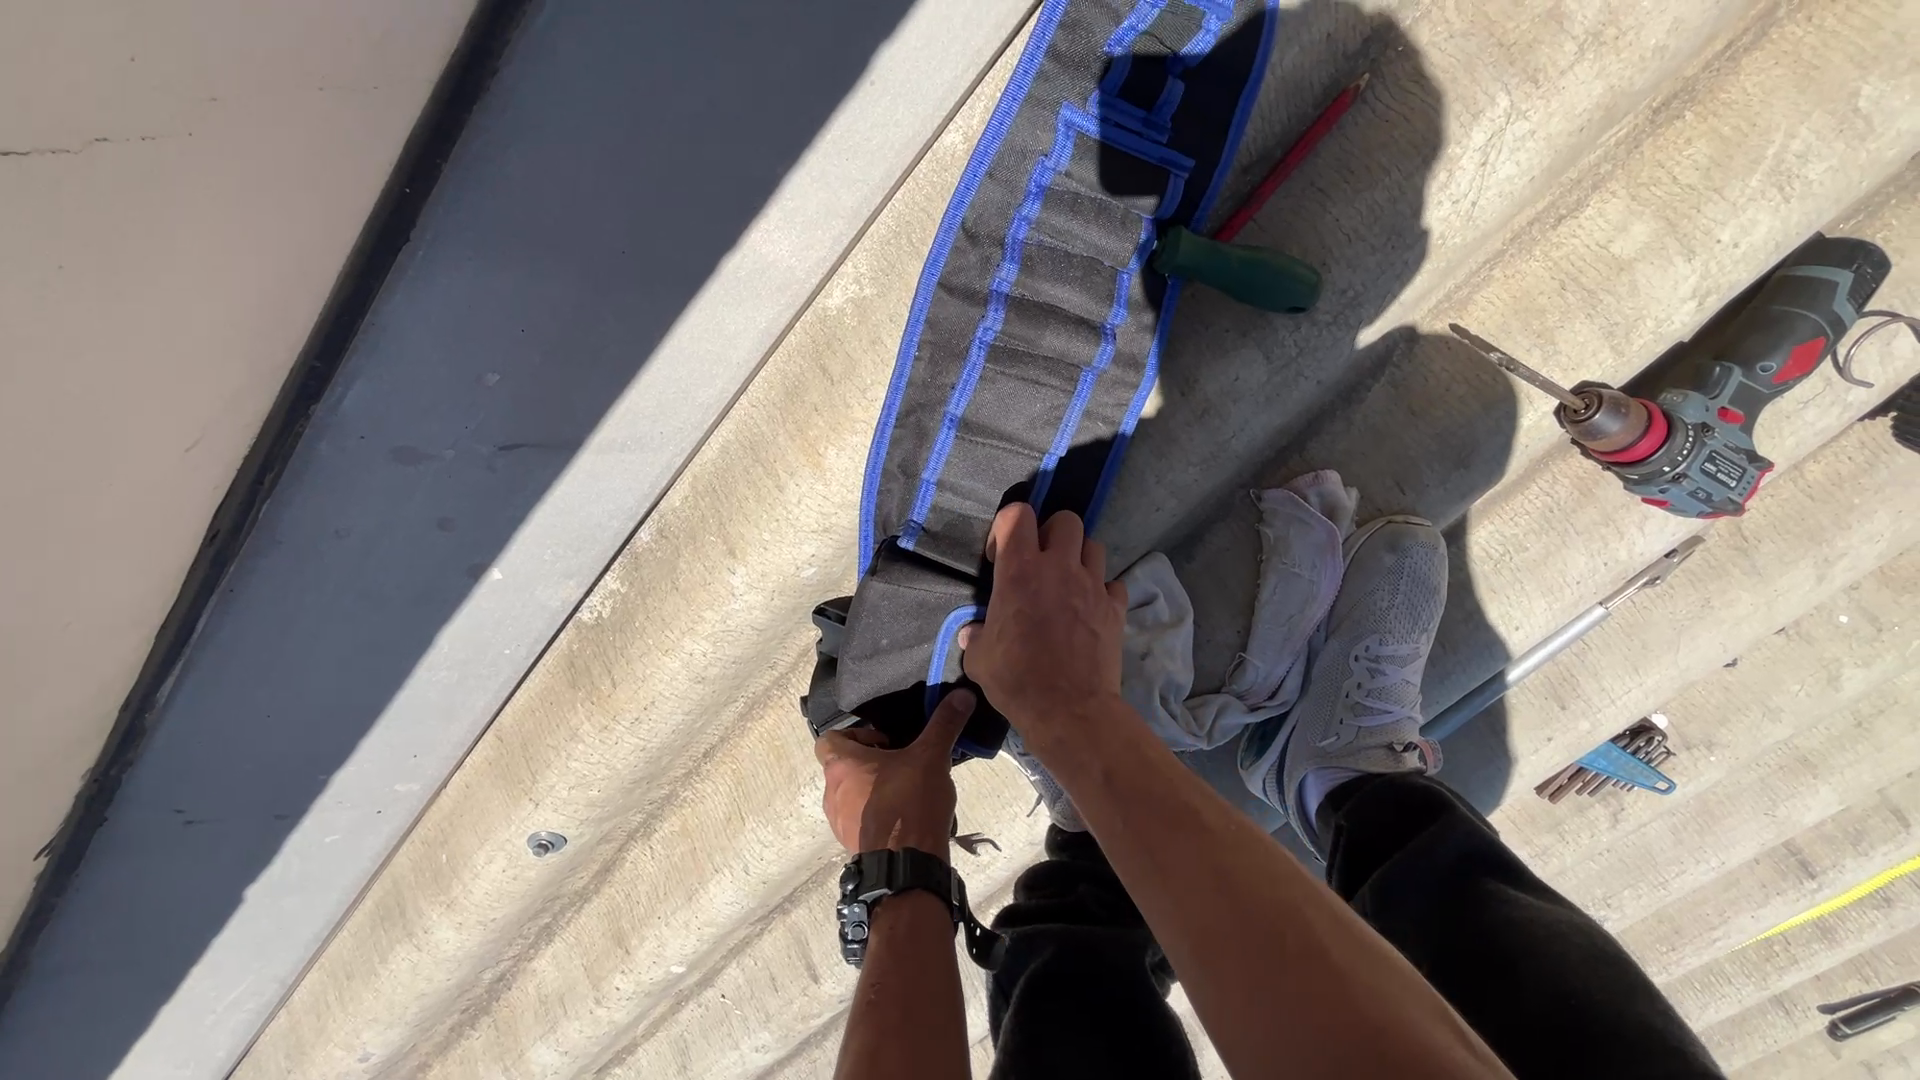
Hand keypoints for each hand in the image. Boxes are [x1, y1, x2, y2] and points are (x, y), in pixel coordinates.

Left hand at [815, 688, 974, 857]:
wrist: (906, 865)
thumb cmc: (909, 802)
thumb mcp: (931, 756)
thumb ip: (945, 724)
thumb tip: (963, 694)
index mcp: (841, 765)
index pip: (830, 738)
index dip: (856, 735)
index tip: (887, 741)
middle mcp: (832, 792)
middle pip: (843, 766)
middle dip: (871, 762)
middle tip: (902, 762)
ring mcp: (839, 822)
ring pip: (851, 795)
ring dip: (873, 789)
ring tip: (907, 789)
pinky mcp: (852, 844)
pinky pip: (860, 819)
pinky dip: (877, 813)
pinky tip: (906, 815)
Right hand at [962, 505, 1128, 746]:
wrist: (1070, 711)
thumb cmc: (1017, 681)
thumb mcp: (980, 659)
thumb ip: (975, 637)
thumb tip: (972, 632)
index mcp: (1020, 571)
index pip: (1017, 515)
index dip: (1007, 526)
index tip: (1000, 557)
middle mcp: (1060, 568)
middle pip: (1065, 520)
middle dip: (1051, 533)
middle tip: (1039, 562)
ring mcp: (1093, 586)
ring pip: (1093, 546)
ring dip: (1079, 558)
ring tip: (1067, 583)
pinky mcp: (1116, 609)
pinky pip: (1113, 584)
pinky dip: (1102, 591)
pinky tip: (1090, 610)